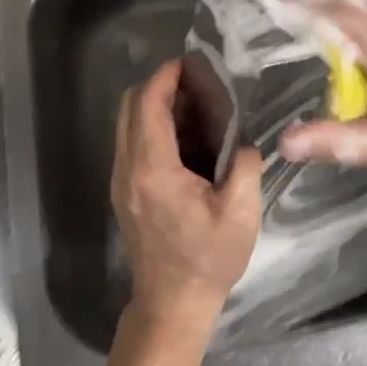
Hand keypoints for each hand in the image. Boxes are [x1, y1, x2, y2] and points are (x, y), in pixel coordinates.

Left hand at [111, 60, 263, 328]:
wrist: (173, 303)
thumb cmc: (209, 258)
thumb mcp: (241, 211)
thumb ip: (245, 164)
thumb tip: (242, 142)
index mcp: (153, 169)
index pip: (148, 104)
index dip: (167, 76)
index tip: (194, 62)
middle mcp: (127, 169)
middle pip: (129, 106)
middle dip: (160, 84)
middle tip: (199, 81)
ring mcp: (121, 181)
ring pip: (127, 124)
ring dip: (156, 105)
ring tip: (198, 104)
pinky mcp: (126, 193)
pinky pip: (132, 143)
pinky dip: (154, 126)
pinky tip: (189, 136)